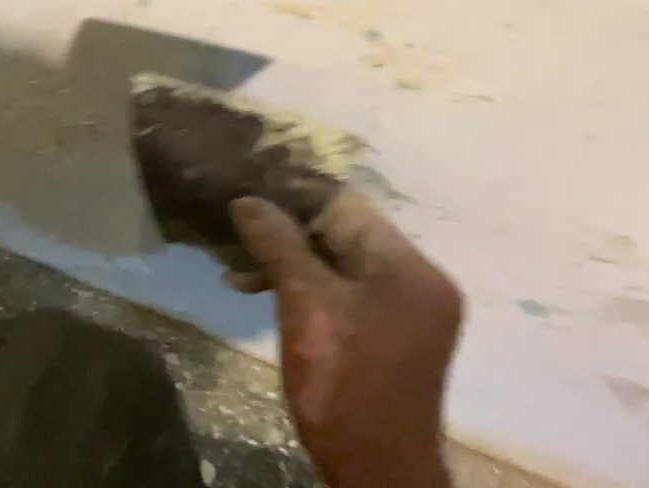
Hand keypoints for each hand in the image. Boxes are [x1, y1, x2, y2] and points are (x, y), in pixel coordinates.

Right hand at [230, 194, 462, 487]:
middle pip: (340, 230)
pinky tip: (255, 286)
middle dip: (284, 226)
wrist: (375, 470)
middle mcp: (415, 281)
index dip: (292, 193)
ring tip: (236, 264)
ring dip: (285, 256)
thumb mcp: (305, 305)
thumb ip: (278, 244)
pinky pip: (337, 286)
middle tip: (233, 224)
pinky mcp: (384, 330)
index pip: (346, 206)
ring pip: (333, 258)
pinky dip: (298, 282)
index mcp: (410, 270)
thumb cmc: (344, 382)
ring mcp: (402, 308)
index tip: (243, 188)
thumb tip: (247, 200)